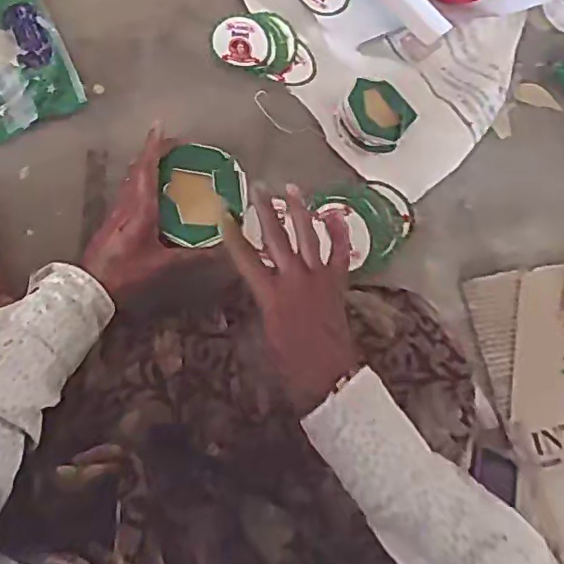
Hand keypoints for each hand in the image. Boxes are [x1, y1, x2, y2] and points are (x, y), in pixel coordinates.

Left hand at [80, 126, 183, 301]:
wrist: (90, 285)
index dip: (154, 146)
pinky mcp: (114, 216)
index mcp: (140, 207)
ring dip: (147, 162)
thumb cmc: (126, 272)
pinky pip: (130, 187)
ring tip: (166, 157)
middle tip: (175, 143)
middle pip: (139, 167)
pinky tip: (152, 184)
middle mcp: (127, 201)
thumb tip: (219, 249)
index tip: (161, 127)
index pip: (147, 168)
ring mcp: (118, 207)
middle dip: (155, 150)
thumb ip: (191, 255)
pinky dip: (142, 176)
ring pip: (132, 176)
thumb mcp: (161, 263)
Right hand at [221, 185, 362, 415]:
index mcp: (271, 294)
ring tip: (291, 188)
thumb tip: (252, 285)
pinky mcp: (337, 282)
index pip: (246, 257)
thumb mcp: (262, 335)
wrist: (329, 377)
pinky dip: (338, 232)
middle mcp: (294, 279)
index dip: (233, 234)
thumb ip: (257, 305)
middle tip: (258, 186)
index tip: (225, 212)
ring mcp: (318, 277)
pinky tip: (333, 214)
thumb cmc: (289, 363)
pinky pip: (339, 251)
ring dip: (300, 210)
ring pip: (308, 235)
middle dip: (266, 209)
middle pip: (277, 237)